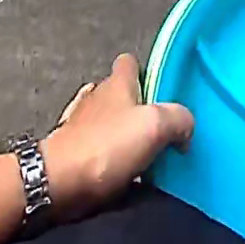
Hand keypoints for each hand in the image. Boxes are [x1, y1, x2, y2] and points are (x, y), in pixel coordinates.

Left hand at [40, 54, 193, 218]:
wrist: (59, 181)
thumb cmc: (106, 145)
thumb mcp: (154, 125)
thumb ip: (177, 118)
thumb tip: (185, 126)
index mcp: (116, 82)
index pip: (129, 62)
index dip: (144, 72)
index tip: (159, 94)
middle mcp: (96, 94)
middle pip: (119, 92)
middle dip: (135, 108)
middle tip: (155, 132)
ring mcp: (78, 120)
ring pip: (106, 118)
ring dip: (119, 132)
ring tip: (139, 156)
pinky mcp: (69, 147)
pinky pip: (94, 144)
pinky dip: (105, 152)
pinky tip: (116, 170)